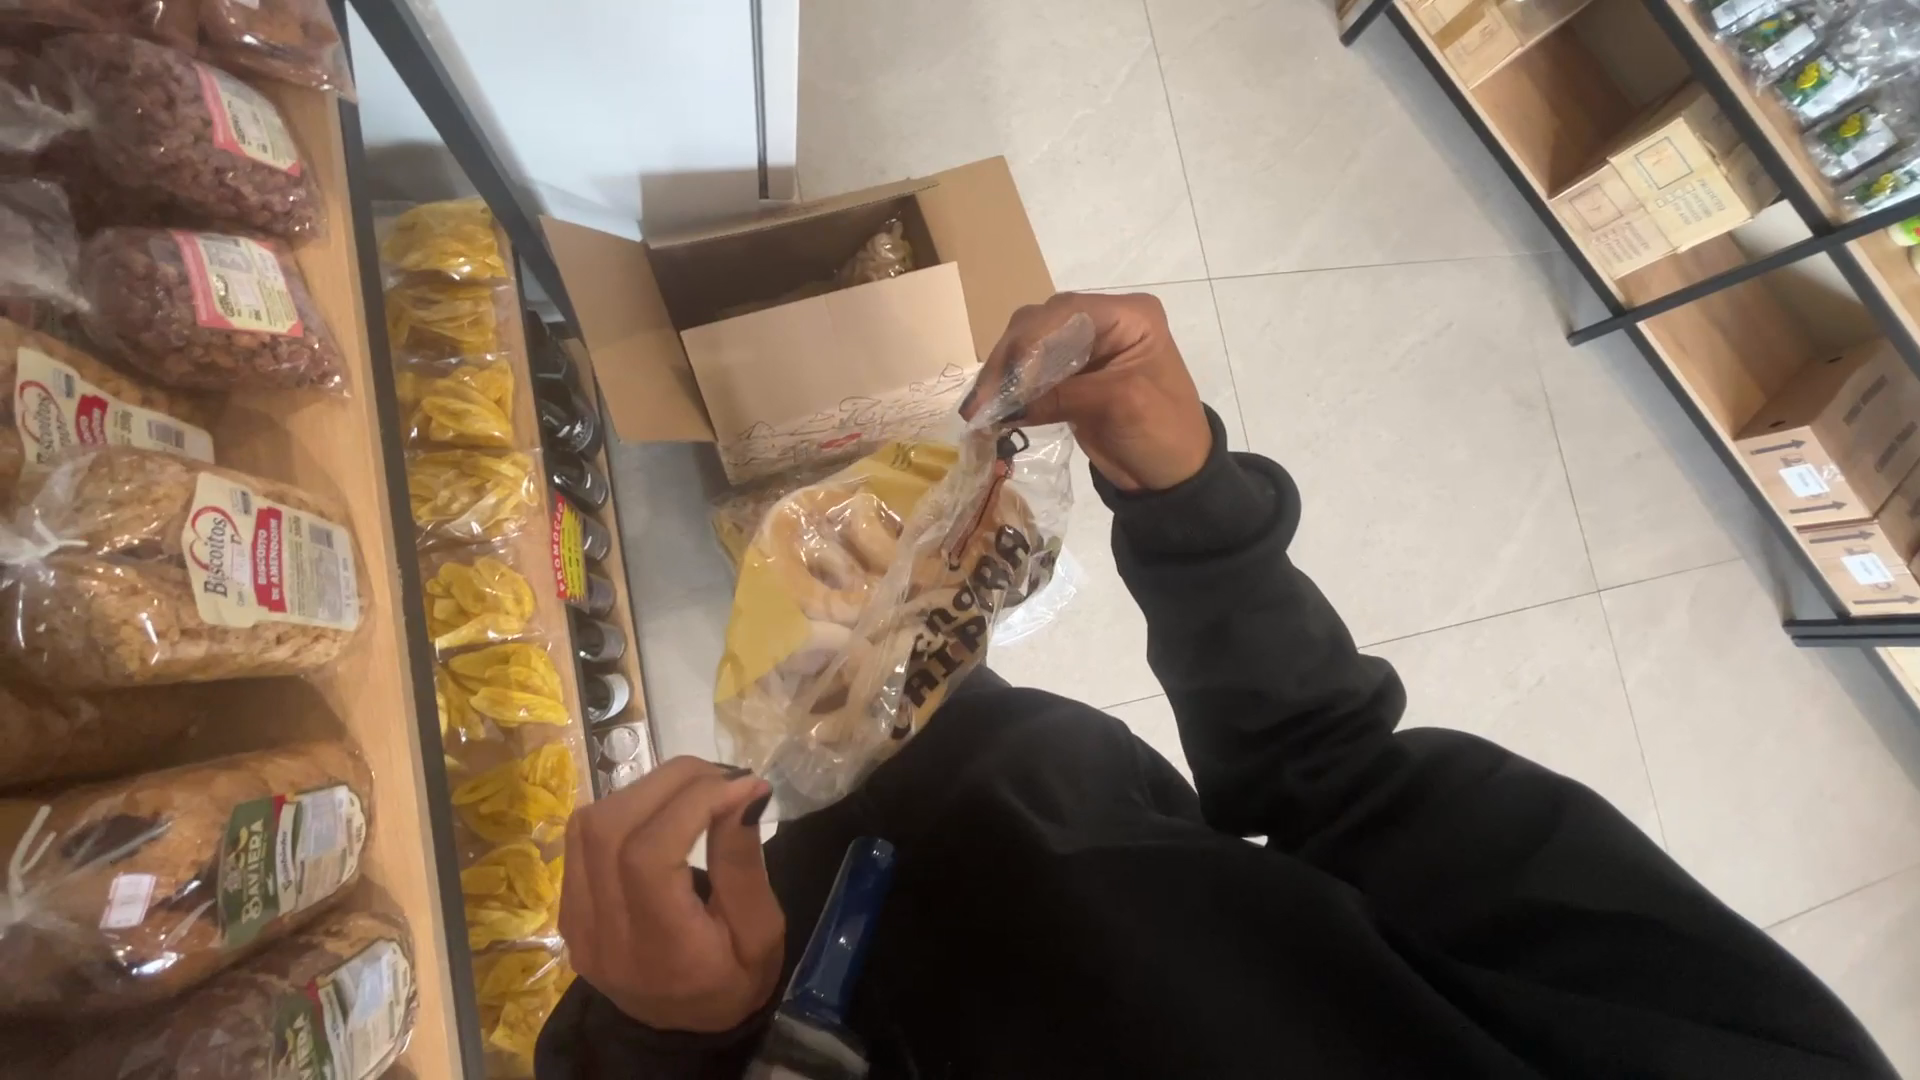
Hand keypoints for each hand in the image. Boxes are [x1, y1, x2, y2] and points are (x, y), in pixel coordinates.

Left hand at [559, 757, 783, 1032]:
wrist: (684, 1028)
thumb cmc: (735, 980)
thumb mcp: (762, 935)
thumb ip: (746, 867)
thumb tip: (744, 793)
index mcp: (658, 949)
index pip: (649, 854)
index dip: (696, 802)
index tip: (746, 784)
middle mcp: (602, 933)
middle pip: (612, 828)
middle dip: (674, 782)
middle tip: (725, 777)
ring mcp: (577, 920)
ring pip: (591, 823)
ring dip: (648, 787)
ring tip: (698, 787)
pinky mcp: (570, 906)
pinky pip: (583, 836)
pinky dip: (626, 804)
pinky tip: (666, 807)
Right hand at [963, 292, 1211, 491]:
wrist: (1172, 476)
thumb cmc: (1163, 434)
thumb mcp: (1121, 406)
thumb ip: (1064, 395)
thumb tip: (1006, 404)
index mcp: (1127, 315)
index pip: (1065, 312)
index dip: (1030, 343)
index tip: (1008, 384)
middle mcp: (1102, 322)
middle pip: (1039, 324)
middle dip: (1008, 360)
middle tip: (982, 402)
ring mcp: (1083, 349)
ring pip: (1027, 347)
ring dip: (1002, 377)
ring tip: (980, 411)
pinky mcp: (1069, 378)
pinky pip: (1030, 375)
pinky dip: (1010, 393)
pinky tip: (992, 414)